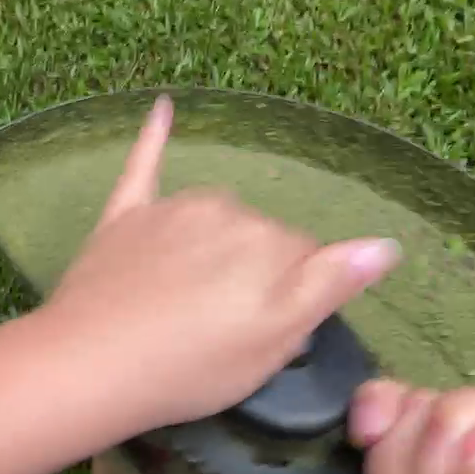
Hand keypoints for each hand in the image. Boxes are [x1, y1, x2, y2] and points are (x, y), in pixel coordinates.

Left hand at [23, 95, 401, 437]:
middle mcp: (226, 210)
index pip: (308, 261)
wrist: (90, 363)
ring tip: (188, 302)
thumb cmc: (191, 365)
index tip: (265, 334)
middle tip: (221, 331)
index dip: (293, 301)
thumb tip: (383, 245)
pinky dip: (153, 137)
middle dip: (255, 277)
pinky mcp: (126, 213)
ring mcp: (172, 207)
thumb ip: (330, 284)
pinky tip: (162, 108)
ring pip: (217, 215)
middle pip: (261, 237)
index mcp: (270, 242)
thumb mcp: (275, 340)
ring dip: (217, 246)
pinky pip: (144, 164)